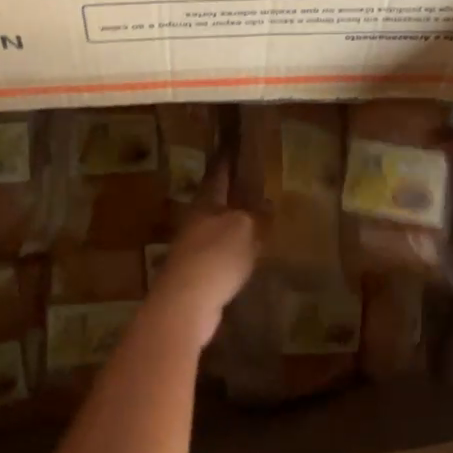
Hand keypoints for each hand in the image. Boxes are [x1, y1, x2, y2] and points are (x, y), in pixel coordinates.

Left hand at [148, 163, 257, 348]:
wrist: (185, 305)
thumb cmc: (216, 256)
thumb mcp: (245, 229)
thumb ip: (257, 215)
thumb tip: (267, 203)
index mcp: (205, 204)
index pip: (217, 175)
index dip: (226, 162)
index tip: (232, 147)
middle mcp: (194, 223)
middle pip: (213, 204)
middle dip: (229, 196)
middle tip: (251, 187)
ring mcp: (191, 251)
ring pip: (215, 231)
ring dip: (230, 227)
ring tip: (254, 224)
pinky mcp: (194, 277)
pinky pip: (217, 257)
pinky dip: (230, 254)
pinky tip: (244, 259)